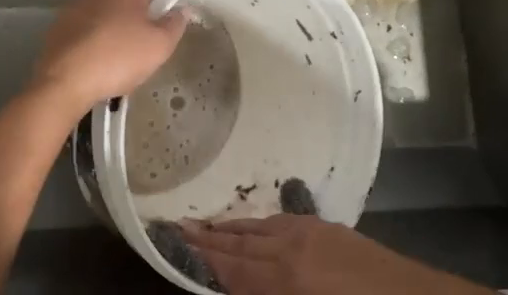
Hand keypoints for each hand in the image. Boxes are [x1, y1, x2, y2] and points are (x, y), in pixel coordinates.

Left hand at [29, 0, 190, 111]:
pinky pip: (84, 8)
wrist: (64, 79)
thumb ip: (173, 25)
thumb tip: (180, 10)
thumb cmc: (117, 58)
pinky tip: (99, 34)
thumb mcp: (158, 46)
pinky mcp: (61, 21)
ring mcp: (79, 1)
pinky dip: (95, 14)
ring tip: (122, 16)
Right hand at [181, 215, 485, 294]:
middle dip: (208, 236)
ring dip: (233, 228)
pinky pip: (286, 221)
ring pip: (262, 227)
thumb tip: (235, 285)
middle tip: (179, 227)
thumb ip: (264, 293)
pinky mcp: (335, 230)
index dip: (199, 255)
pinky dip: (263, 224)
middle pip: (241, 241)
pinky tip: (260, 227)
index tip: (171, 238)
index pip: (230, 267)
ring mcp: (315, 233)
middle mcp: (292, 247)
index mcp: (284, 278)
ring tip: (208, 227)